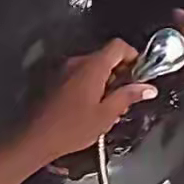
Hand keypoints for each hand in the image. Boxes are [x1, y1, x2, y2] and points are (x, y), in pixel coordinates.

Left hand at [15, 39, 158, 161]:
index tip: (139, 74)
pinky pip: (76, 75)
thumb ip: (128, 96)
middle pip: (104, 57)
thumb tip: (148, 87)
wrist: (35, 137)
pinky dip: (87, 85)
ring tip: (107, 106)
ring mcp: (62, 70)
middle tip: (125, 97)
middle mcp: (76, 62)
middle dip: (118, 73)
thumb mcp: (106, 114)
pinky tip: (89, 107)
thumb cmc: (73, 128)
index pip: (118, 46)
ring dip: (103, 81)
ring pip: (90, 67)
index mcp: (92, 66)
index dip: (133, 56)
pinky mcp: (52, 80)